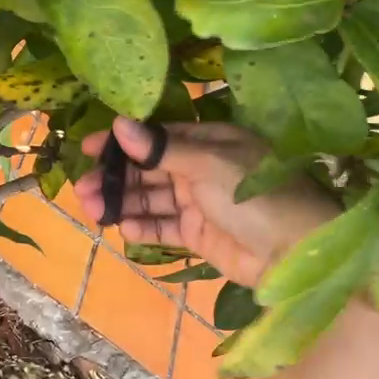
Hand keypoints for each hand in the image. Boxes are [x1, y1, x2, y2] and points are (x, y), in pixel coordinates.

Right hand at [71, 119, 338, 287]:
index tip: (87, 148)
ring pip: (149, 199)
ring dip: (120, 203)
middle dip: (114, 178)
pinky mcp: (197, 233)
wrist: (297, 255)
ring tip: (92, 210)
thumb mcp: (209, 165)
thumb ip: (162, 148)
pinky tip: (124, 229)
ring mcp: (199, 203)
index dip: (122, 143)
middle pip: (147, 170)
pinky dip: (141, 227)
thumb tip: (119, 123)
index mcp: (212, 144)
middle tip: (82, 189)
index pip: (158, 138)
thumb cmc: (258, 198)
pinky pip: (161, 226)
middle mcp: (203, 170)